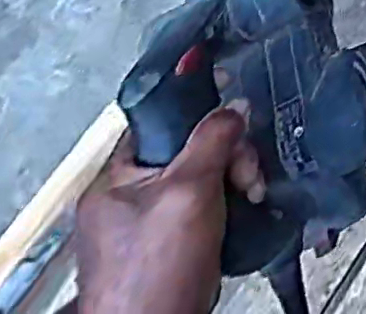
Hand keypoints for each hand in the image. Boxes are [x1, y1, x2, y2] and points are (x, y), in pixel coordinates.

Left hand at [75, 103, 266, 313]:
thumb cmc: (157, 263)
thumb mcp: (189, 188)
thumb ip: (213, 137)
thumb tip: (236, 105)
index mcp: (114, 180)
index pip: (157, 121)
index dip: (196, 106)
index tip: (231, 101)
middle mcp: (129, 195)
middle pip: (191, 146)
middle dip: (229, 153)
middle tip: (245, 174)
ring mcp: (152, 218)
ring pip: (207, 170)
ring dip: (238, 175)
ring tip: (250, 195)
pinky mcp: (176, 235)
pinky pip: (212, 195)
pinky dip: (234, 195)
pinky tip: (247, 204)